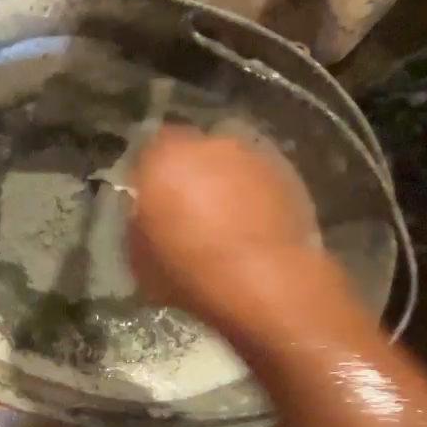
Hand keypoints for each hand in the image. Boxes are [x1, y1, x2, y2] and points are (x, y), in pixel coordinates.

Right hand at [127, 125, 323, 325]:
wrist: (266, 282)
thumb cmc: (191, 272)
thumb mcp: (139, 258)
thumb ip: (137, 223)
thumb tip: (145, 214)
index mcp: (164, 158)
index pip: (148, 150)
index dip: (150, 174)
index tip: (151, 199)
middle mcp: (209, 144)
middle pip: (193, 150)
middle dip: (189, 172)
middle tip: (189, 208)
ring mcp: (253, 154)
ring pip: (230, 161)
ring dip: (225, 181)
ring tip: (226, 218)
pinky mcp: (289, 172)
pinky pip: (260, 177)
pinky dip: (255, 193)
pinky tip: (254, 225)